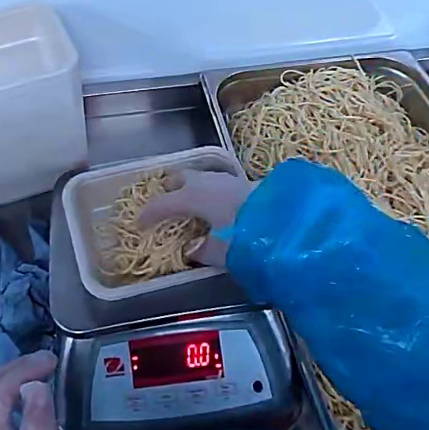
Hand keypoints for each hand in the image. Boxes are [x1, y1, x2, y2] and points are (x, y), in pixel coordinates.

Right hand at [138, 168, 255, 266]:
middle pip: (181, 179)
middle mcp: (209, 182)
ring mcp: (229, 178)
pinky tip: (217, 205)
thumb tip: (192, 249)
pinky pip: (219, 183)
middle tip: (164, 202)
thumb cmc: (248, 235)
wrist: (289, 219)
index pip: (163, 203)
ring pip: (202, 178)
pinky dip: (211, 192)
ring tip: (190, 204)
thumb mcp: (222, 251)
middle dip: (170, 189)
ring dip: (193, 188)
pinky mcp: (247, 182)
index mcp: (194, 196)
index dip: (149, 214)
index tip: (139, 224)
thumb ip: (203, 250)